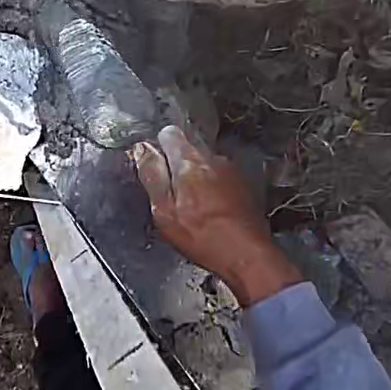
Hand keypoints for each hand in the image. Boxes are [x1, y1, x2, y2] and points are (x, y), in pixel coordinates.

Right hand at [131, 125, 301, 306]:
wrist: (248, 255)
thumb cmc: (203, 237)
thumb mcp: (165, 211)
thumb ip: (153, 176)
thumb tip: (142, 149)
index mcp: (189, 162)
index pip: (169, 134)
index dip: (158, 148)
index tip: (155, 167)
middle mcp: (213, 158)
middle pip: (188, 150)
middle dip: (177, 168)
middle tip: (172, 198)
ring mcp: (232, 171)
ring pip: (205, 165)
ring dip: (196, 180)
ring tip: (193, 210)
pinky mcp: (244, 185)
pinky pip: (220, 178)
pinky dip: (212, 190)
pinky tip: (211, 213)